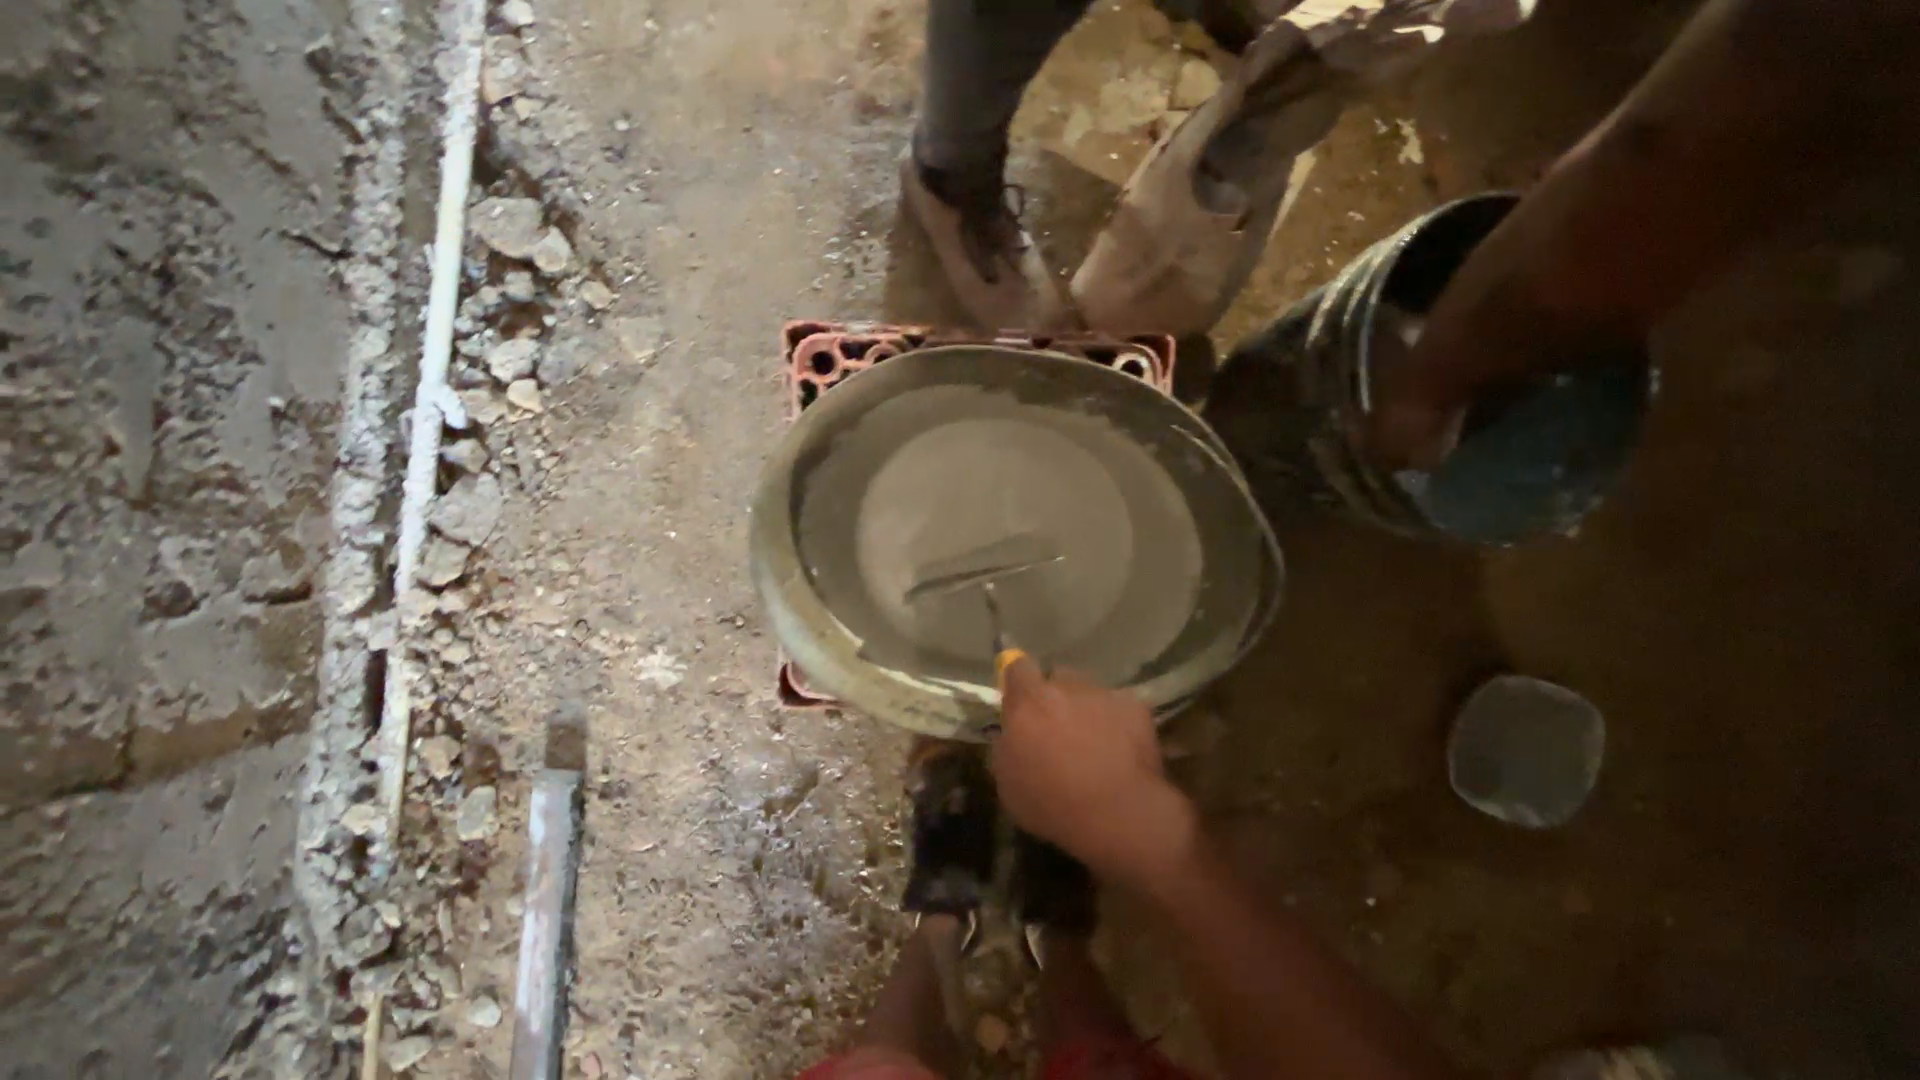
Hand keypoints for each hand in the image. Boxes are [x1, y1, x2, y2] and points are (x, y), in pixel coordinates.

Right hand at [989, 659, 1198, 887]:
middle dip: (1056, 698)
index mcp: (1030, 702)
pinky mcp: (1136, 708)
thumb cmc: (1053, 803)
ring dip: (1087, 710)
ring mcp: (1105, 695)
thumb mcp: (1007, 783)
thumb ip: (1005, 746)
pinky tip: (1121, 752)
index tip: (1021, 700)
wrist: (1118, 814)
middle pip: (1058, 678)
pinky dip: (1118, 724)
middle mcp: (1067, 687)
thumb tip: (1010, 733)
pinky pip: (1120, 708)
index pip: (1018, 667)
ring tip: (1094, 745)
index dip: (1019, 680)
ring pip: (1090, 693)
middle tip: (1059, 730)